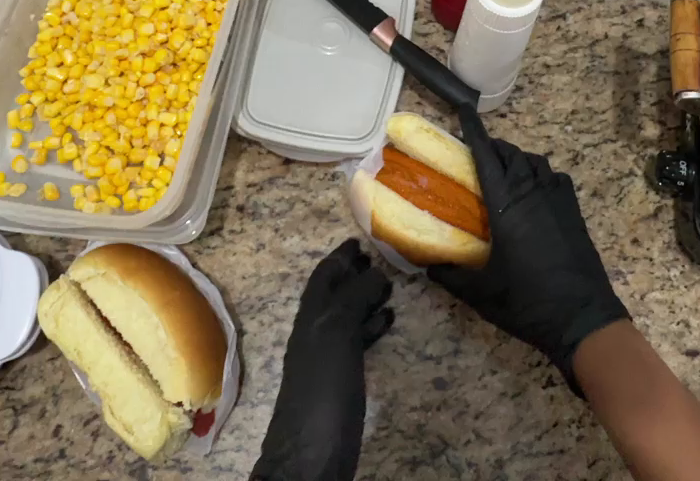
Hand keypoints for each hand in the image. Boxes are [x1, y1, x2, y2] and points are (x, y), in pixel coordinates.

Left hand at [250, 239, 393, 480]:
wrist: (309, 459)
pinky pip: (355, 341)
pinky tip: (387, 323)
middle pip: (333, 294)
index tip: (360, 240)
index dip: (339, 256)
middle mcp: (315, 333)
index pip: (323, 276)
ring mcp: (325, 359)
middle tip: (379, 260)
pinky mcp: (339, 381)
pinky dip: (370, 326)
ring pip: (346, 316)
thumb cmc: (322, 391)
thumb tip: (373, 272)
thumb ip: (352, 300)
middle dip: (353, 274)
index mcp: (311, 318)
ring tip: (391, 288)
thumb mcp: (336, 334)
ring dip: (365, 298)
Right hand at [428, 136, 628, 391]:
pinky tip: (535, 190)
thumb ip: (450, 276)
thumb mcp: (481, 294)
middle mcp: (532, 193)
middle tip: (476, 154)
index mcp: (506, 206)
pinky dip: (542, 174)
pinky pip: (556, 177)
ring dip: (517, 159)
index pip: (487, 156)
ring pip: (535, 162)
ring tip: (504, 171)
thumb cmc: (528, 303)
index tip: (463, 111)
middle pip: (511, 154)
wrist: (582, 318)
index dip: (474, 131)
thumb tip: (425, 265)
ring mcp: (557, 200)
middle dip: (493, 147)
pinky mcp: (574, 211)